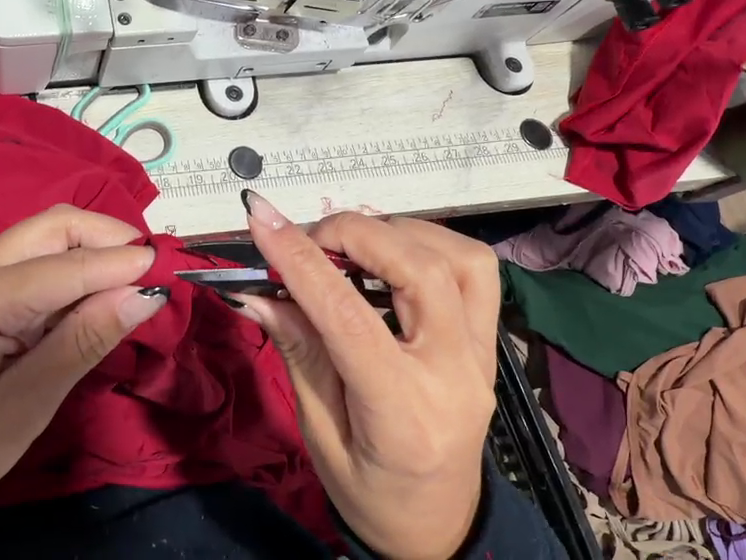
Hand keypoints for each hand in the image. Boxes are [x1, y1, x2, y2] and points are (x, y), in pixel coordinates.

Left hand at [0, 205, 166, 530]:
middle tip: (157, 273)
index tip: (175, 270)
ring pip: (47, 233)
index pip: (67, 265)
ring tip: (137, 282)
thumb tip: (144, 294)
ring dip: (95, 247)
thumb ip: (84, 340)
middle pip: (56, 225)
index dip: (124, 264)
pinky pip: (35, 254)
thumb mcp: (28, 403)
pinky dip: (74, 263)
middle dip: (111, 239)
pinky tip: (98, 290)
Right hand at [236, 192, 499, 559]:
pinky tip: (389, 254)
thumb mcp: (319, 431)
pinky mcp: (488, 343)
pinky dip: (429, 243)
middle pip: (417, 270)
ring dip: (395, 232)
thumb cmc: (369, 491)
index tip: (260, 219)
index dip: (300, 260)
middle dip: (352, 233)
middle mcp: (455, 375)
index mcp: (404, 412)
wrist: (438, 528)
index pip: (349, 316)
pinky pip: (474, 270)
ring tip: (348, 244)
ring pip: (456, 258)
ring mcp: (481, 357)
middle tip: (305, 238)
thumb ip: (297, 351)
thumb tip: (257, 288)